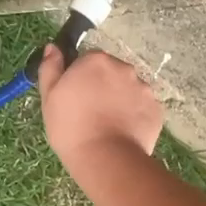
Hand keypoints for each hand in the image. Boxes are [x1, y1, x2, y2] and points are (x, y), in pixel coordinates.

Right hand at [36, 45, 163, 172]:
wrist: (105, 158)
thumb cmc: (70, 127)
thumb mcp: (49, 98)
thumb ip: (51, 68)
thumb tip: (52, 47)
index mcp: (96, 61)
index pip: (87, 61)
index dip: (80, 79)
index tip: (74, 99)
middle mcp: (124, 68)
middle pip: (111, 73)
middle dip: (102, 88)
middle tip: (90, 113)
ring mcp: (144, 88)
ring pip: (128, 90)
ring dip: (119, 101)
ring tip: (107, 126)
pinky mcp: (156, 109)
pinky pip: (142, 108)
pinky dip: (134, 117)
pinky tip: (121, 133)